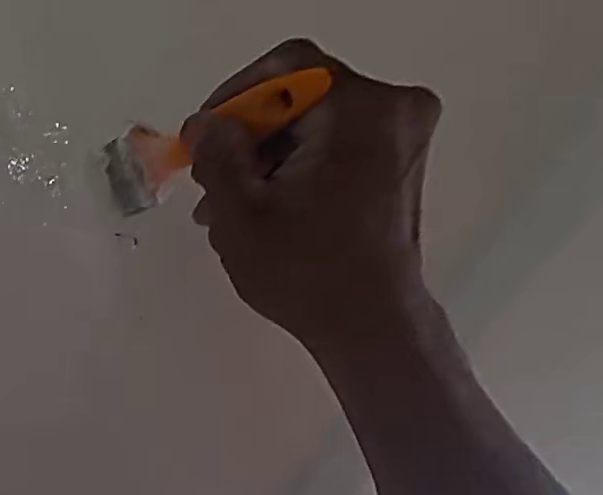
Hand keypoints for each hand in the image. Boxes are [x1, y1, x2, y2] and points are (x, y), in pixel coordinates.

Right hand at [181, 39, 441, 351]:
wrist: (365, 319)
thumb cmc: (302, 272)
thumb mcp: (241, 216)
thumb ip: (217, 159)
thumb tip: (201, 124)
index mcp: (358, 111)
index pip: (288, 67)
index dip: (233, 97)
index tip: (201, 138)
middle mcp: (392, 107)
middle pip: (301, 97)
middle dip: (246, 139)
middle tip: (209, 186)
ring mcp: (401, 134)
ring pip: (314, 125)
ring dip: (264, 160)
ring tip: (227, 211)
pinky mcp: (396, 162)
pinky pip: (333, 146)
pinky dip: (294, 170)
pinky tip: (264, 211)